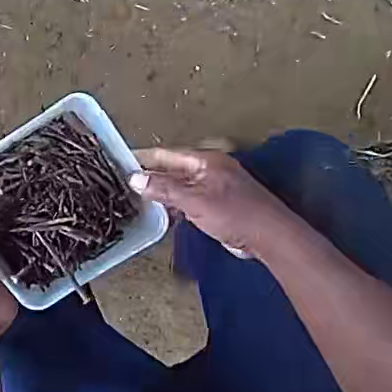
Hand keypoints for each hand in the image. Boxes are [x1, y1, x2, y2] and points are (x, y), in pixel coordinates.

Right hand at [129, 147, 301, 258]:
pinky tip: (165, 213)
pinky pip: (190, 199)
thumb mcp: (194, 200)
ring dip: (163, 193)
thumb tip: (137, 179)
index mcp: (205, 160)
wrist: (268, 235)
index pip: (166, 155)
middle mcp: (210, 169)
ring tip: (139, 199)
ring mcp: (215, 187)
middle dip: (151, 176)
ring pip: (181, 186)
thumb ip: (164, 188)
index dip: (143, 159)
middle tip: (126, 182)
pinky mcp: (218, 204)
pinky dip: (176, 205)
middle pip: (173, 169)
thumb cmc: (237, 214)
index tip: (122, 162)